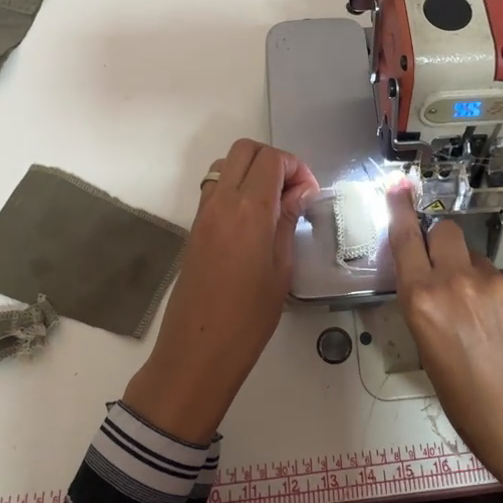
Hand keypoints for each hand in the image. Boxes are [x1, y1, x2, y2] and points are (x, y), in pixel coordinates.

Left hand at [124, 138, 317, 442]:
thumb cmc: (248, 318)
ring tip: (274, 204)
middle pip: (246, 150)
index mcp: (248, 210)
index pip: (272, 160)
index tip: (308, 194)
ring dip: (252, 172)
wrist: (195, 352)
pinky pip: (215, 188)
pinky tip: (253, 220)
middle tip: (293, 192)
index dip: (296, 168)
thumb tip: (299, 193)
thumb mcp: (281, 269)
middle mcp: (221, 201)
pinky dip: (236, 188)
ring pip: (227, 165)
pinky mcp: (194, 227)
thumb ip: (286, 222)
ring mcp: (203, 212)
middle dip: (274, 161)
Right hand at [385, 177, 502, 502]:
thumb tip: (434, 285)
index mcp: (422, 301)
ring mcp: (497, 281)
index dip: (401, 211)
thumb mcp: (428, 352)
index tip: (399, 188)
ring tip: (490, 321)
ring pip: (479, 261)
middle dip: (444, 244)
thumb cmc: (468, 403)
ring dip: (478, 279)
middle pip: (447, 232)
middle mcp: (457, 282)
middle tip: (450, 271)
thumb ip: (428, 307)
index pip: (407, 240)